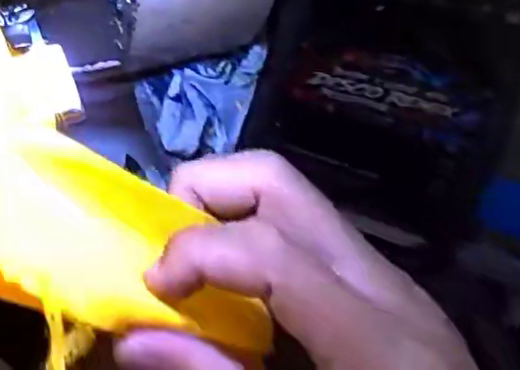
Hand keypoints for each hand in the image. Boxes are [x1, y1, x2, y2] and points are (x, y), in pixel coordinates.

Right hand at [116, 152, 475, 369]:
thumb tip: (128, 341)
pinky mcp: (387, 293)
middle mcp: (387, 289)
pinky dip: (252, 240)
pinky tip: (248, 300)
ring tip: (203, 269)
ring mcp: (391, 284)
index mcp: (379, 339)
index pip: (266, 247)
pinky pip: (302, 232)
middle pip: (271, 178)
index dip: (192, 252)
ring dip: (224, 211)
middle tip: (175, 248)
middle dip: (201, 192)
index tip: (154, 287)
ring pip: (285, 192)